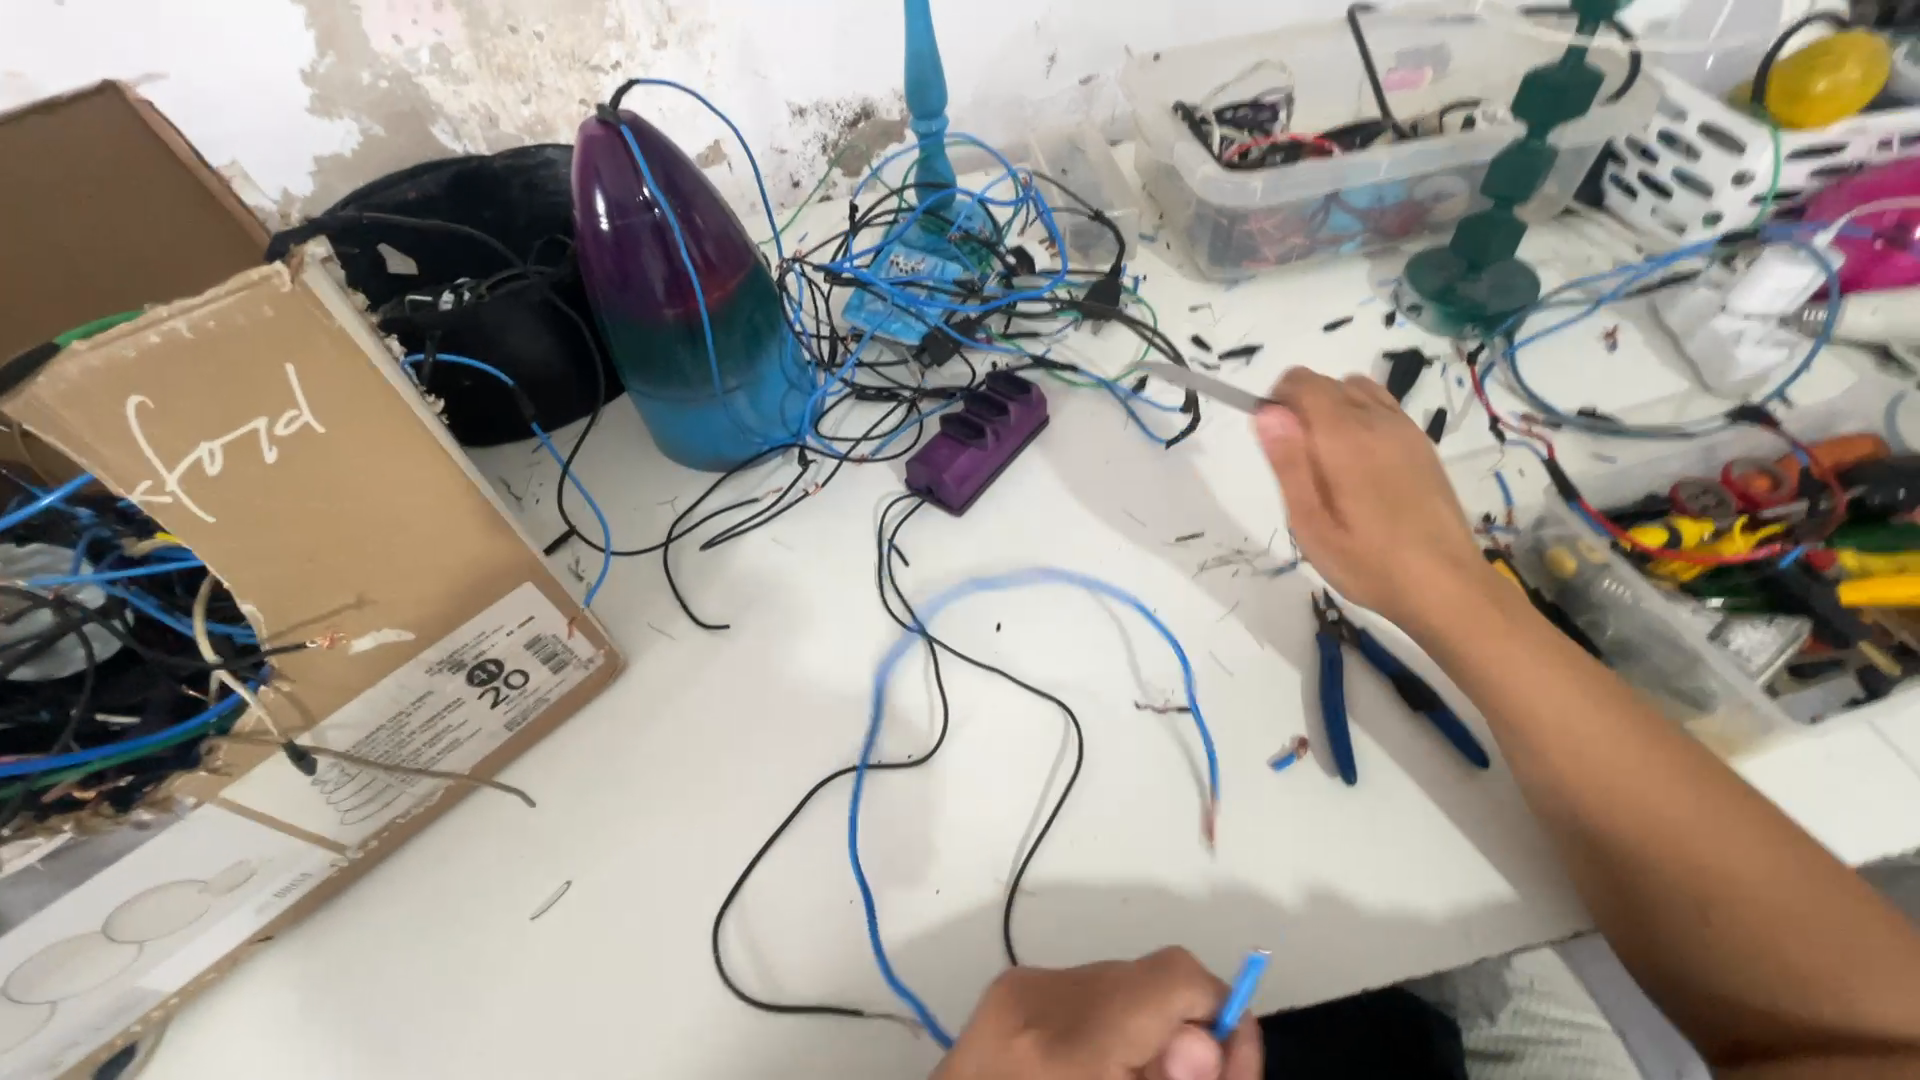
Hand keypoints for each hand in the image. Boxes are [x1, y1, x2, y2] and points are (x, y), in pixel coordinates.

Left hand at [930, 948, 1262, 1079]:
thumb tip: (1213, 1036)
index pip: (1175, 974)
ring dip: (1137, 1024)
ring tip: (1119, 1072)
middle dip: (1176, 1027)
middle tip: (1175, 1079)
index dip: (1216, 1009)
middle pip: (1147, 977)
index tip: (1225, 1061)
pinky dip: (1101, 1022)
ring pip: (1115, 981)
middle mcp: (1039, 998)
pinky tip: (1087, 1064)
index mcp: (1072, 1049)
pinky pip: (1080, 987)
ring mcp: (1016, 986)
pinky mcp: (1007, 987)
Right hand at [1254, 368, 1499, 635]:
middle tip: (1297, 466)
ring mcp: (1406, 430)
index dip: (1277, 402)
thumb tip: (1268, 412)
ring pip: (1356, 390)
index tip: (1273, 442)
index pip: (1301, 382)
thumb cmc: (1367, 562)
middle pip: (1327, 383)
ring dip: (1331, 410)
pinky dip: (1359, 418)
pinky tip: (1358, 466)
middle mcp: (1378, 420)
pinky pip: (1381, 408)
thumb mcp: (1310, 523)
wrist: (1444, 586)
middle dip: (1300, 408)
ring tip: (1326, 463)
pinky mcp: (1422, 445)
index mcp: (1345, 436)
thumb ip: (1288, 463)